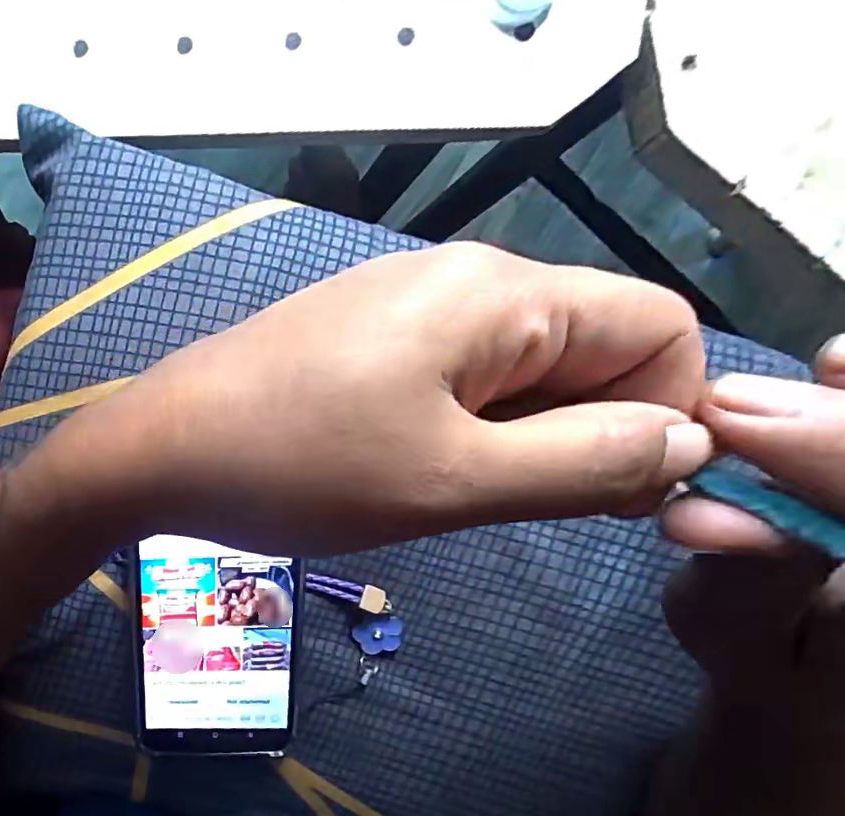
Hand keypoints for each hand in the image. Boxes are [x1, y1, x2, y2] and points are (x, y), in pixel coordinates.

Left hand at [45, 243, 712, 554]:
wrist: (156, 452)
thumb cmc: (295, 468)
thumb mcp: (451, 479)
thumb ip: (584, 462)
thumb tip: (687, 440)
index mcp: (498, 294)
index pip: (655, 328)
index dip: (661, 414)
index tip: (613, 498)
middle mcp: (453, 280)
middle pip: (579, 349)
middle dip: (574, 434)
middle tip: (505, 506)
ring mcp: (393, 308)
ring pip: (506, 374)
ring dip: (505, 442)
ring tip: (438, 493)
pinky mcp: (349, 341)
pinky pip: (440, 380)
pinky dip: (449, 431)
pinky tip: (397, 470)